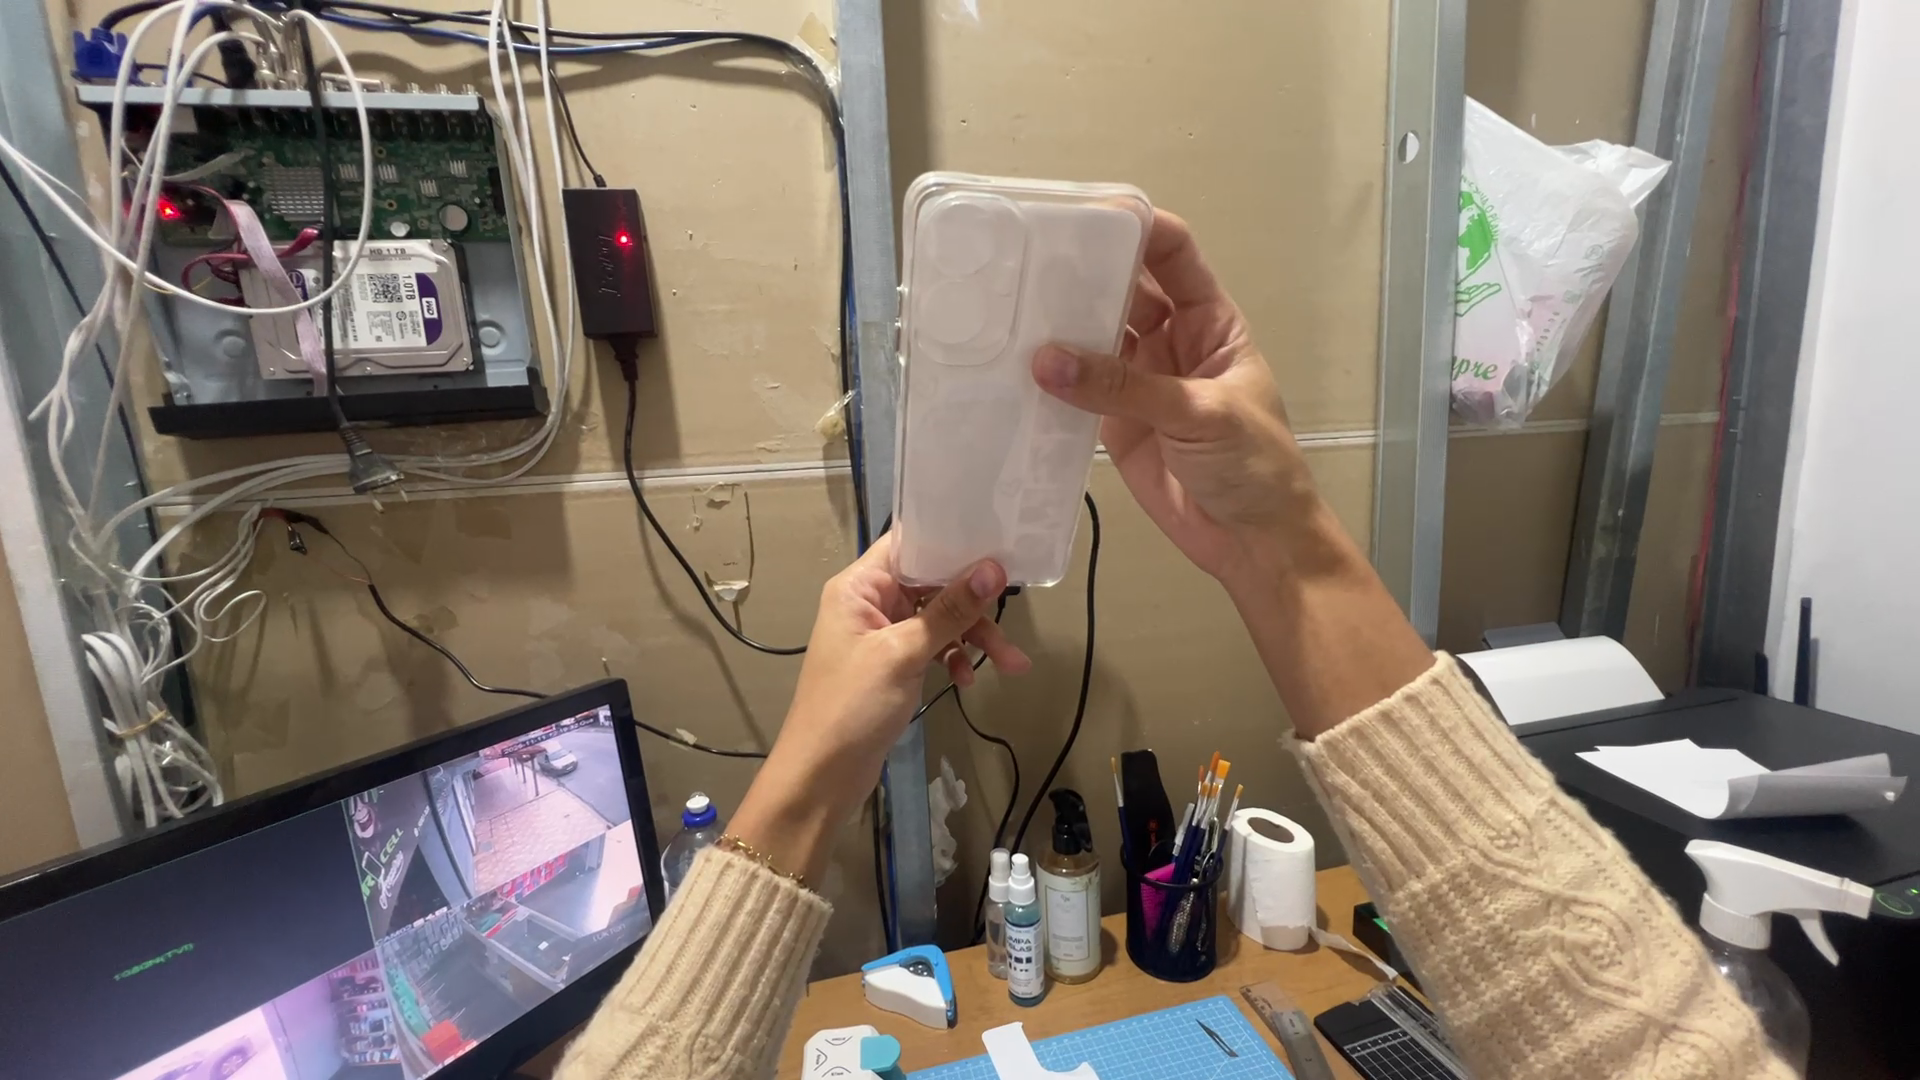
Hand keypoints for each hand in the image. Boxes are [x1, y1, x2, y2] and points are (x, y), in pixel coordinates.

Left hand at [730, 534, 1029, 881]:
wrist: (821, 777)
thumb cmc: (852, 706)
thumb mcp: (904, 654)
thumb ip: (950, 611)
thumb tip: (993, 569)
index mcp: (859, 586)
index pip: (908, 542)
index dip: (948, 538)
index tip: (993, 540)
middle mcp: (869, 602)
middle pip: (931, 582)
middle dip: (973, 601)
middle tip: (1013, 611)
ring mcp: (881, 633)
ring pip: (938, 617)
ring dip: (973, 636)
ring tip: (1011, 663)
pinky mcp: (893, 662)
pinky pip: (932, 646)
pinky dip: (953, 658)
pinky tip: (966, 681)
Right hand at [1031, 210, 1320, 582]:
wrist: (1250, 540)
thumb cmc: (1253, 465)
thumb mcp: (1199, 414)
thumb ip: (1125, 387)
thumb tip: (1048, 361)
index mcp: (1210, 323)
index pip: (1174, 257)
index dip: (1138, 229)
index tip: (1089, 216)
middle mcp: (1170, 343)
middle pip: (1123, 293)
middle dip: (1085, 277)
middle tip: (1029, 266)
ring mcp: (1138, 384)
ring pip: (1095, 342)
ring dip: (1062, 330)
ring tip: (1012, 314)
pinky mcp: (1113, 424)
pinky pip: (1078, 394)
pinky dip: (1053, 385)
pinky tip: (1019, 373)